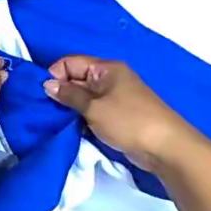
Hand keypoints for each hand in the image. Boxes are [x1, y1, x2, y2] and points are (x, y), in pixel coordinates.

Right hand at [43, 55, 205, 174]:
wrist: (166, 148)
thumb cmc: (129, 121)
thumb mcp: (94, 107)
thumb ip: (69, 95)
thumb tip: (47, 84)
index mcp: (106, 68)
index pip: (70, 62)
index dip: (54, 75)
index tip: (44, 94)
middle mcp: (109, 78)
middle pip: (75, 78)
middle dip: (60, 92)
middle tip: (47, 110)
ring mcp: (114, 97)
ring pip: (82, 96)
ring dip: (70, 107)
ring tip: (56, 120)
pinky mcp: (116, 114)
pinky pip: (91, 109)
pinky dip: (81, 116)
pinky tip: (71, 127)